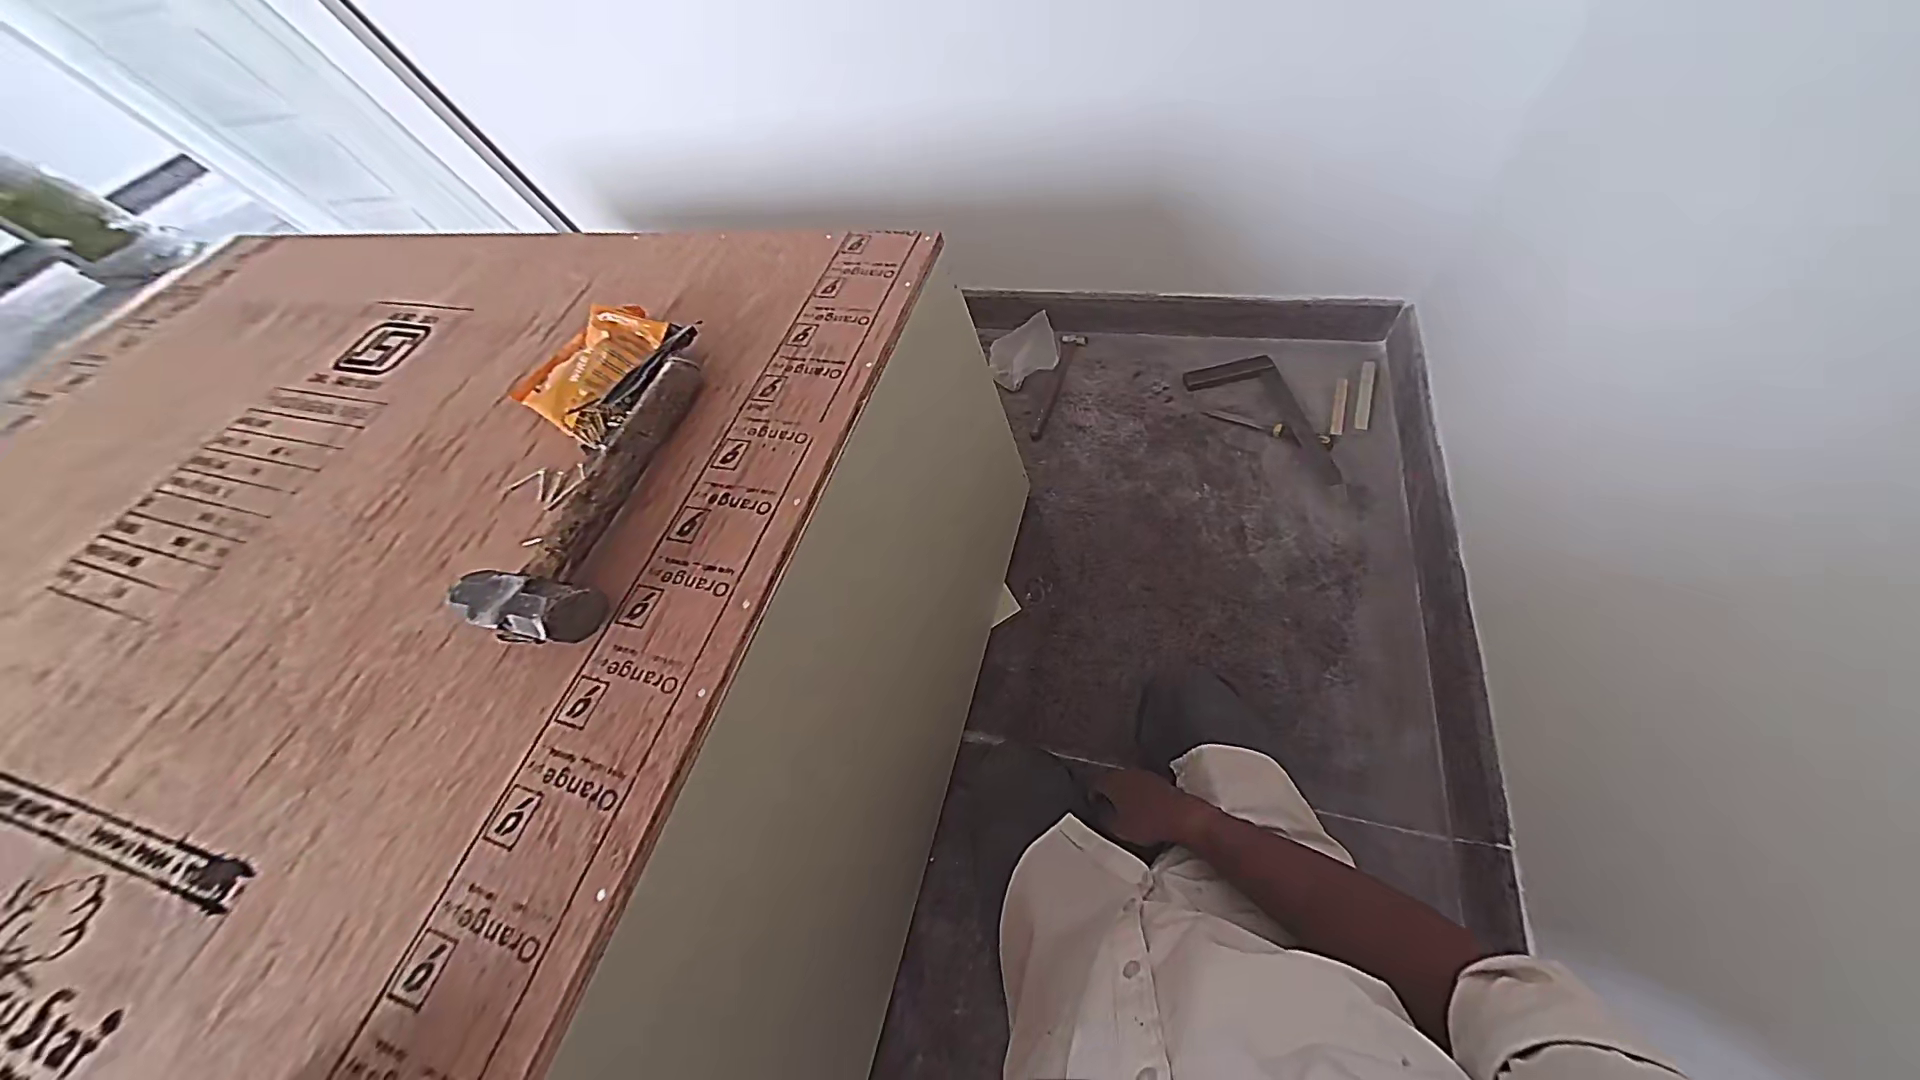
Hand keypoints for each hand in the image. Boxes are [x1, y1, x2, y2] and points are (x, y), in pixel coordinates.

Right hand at [1092, 769, 1217, 846]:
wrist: (1182, 816)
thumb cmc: (1146, 823)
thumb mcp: (1119, 828)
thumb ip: (1105, 818)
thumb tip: (1100, 811)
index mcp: (1112, 780)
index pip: (1095, 783)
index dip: (1092, 794)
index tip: (1094, 804)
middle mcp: (1126, 772)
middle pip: (1111, 779)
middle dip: (1108, 791)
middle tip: (1108, 806)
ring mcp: (1145, 774)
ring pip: (1127, 780)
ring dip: (1125, 791)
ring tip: (1126, 807)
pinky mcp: (1160, 780)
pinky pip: (1142, 785)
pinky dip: (1139, 793)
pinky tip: (1143, 806)